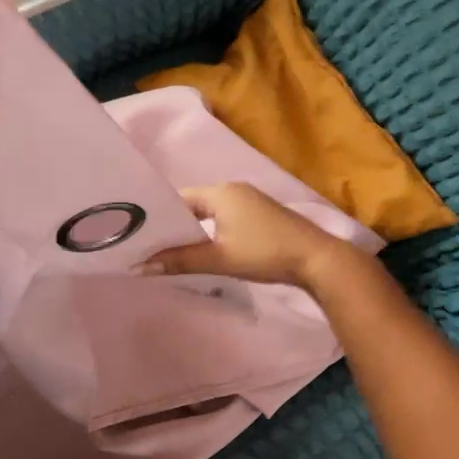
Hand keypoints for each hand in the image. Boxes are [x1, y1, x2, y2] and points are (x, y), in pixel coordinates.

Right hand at [135, 182, 365, 289]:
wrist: (317, 260)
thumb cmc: (265, 253)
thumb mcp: (218, 258)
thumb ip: (179, 261)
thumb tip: (141, 267)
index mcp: (221, 193)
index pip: (178, 199)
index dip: (158, 217)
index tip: (140, 236)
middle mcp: (233, 190)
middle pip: (193, 205)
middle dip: (173, 226)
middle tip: (150, 246)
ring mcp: (250, 202)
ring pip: (209, 214)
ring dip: (192, 231)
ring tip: (170, 252)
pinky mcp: (260, 216)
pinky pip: (224, 219)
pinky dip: (210, 232)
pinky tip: (203, 250)